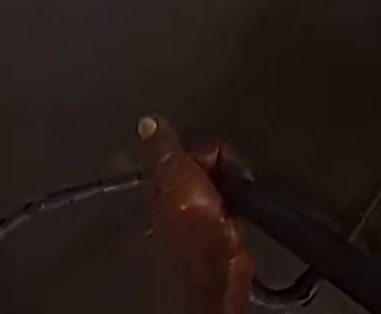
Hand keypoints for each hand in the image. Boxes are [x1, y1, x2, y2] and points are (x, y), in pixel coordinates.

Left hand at [138, 116, 254, 313]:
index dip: (198, 147)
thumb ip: (164, 147)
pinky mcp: (216, 214)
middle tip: (221, 173)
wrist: (219, 258)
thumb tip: (146, 121)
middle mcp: (172, 196)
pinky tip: (235, 197)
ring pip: (215, 170)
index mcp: (157, 186)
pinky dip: (234, 187)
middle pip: (200, 157)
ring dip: (228, 173)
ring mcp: (194, 206)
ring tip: (232, 186)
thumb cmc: (196, 219)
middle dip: (217, 159)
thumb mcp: (175, 174)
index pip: (180, 147)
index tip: (206, 157)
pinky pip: (227, 186)